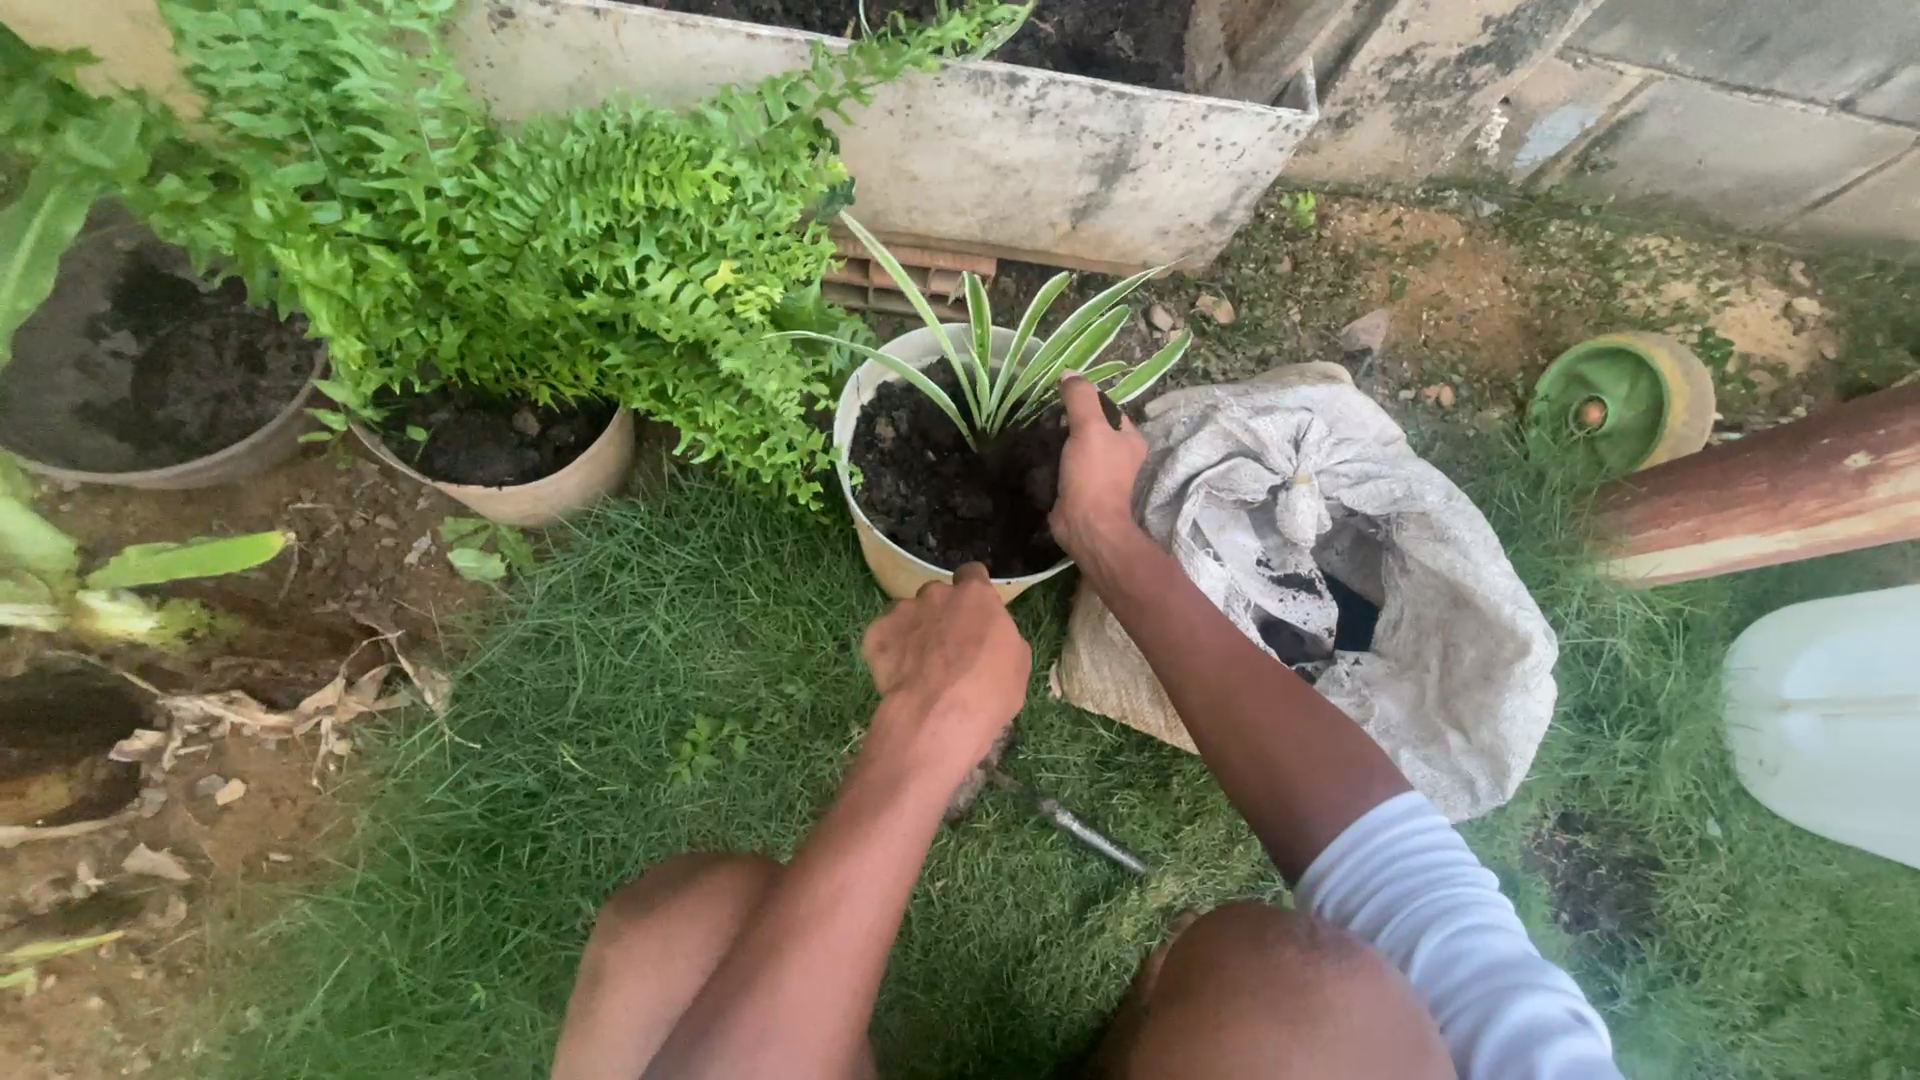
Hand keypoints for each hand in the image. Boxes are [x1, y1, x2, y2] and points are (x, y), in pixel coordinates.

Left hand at [860, 564, 1031, 783]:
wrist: (939, 716)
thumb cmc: (989, 690)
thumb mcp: (1017, 662)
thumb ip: (1001, 636)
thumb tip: (992, 637)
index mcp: (974, 596)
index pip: (972, 574)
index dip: (972, 591)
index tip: (973, 609)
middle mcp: (936, 594)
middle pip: (937, 595)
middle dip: (940, 613)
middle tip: (945, 647)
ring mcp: (902, 611)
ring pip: (907, 614)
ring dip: (913, 630)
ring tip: (917, 665)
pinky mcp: (876, 634)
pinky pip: (884, 636)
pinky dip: (889, 651)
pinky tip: (898, 676)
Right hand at [1050, 374, 1148, 561]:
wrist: (1085, 526)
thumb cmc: (1094, 475)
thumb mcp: (1090, 427)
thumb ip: (1080, 397)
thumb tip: (1068, 374)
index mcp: (1130, 438)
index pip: (1106, 407)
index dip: (1084, 400)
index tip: (1060, 399)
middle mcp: (1118, 455)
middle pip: (1088, 426)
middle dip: (1066, 421)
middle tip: (1045, 419)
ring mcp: (1098, 474)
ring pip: (1073, 446)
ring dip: (1056, 441)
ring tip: (1037, 435)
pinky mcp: (1079, 488)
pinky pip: (1063, 466)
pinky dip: (1050, 460)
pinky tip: (1036, 456)